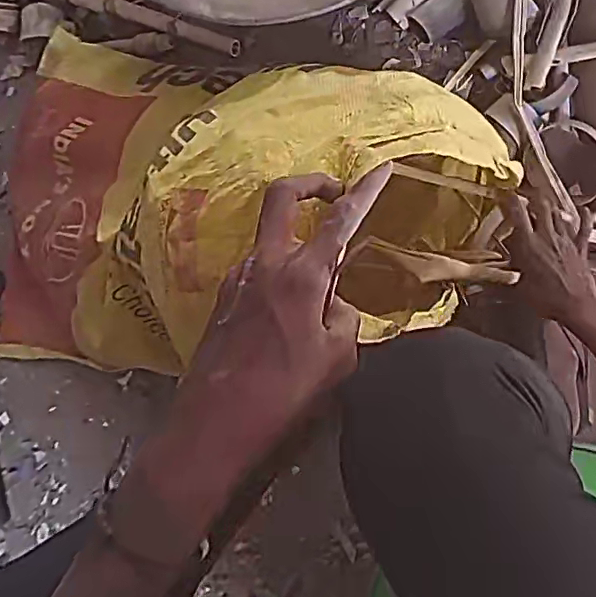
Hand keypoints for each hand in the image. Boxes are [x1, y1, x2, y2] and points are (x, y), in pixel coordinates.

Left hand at [168, 164, 393, 467]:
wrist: (213, 427)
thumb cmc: (283, 394)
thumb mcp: (337, 358)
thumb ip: (345, 316)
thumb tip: (334, 302)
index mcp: (301, 275)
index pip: (340, 218)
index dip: (365, 190)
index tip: (383, 169)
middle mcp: (265, 264)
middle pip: (282, 196)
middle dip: (312, 183)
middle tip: (335, 193)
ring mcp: (238, 277)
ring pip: (271, 237)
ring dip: (297, 240)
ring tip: (320, 285)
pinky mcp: (223, 298)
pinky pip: (259, 269)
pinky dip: (281, 272)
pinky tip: (291, 312)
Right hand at [501, 190, 595, 324]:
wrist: (577, 306)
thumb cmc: (547, 299)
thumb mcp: (519, 286)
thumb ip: (509, 272)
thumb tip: (498, 268)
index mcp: (529, 244)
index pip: (517, 212)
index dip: (509, 199)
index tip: (504, 194)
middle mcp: (548, 236)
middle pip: (541, 205)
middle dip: (533, 196)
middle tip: (526, 195)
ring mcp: (566, 240)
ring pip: (558, 213)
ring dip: (551, 207)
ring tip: (544, 204)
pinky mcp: (580, 247)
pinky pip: (584, 227)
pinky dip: (585, 216)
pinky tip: (584, 210)